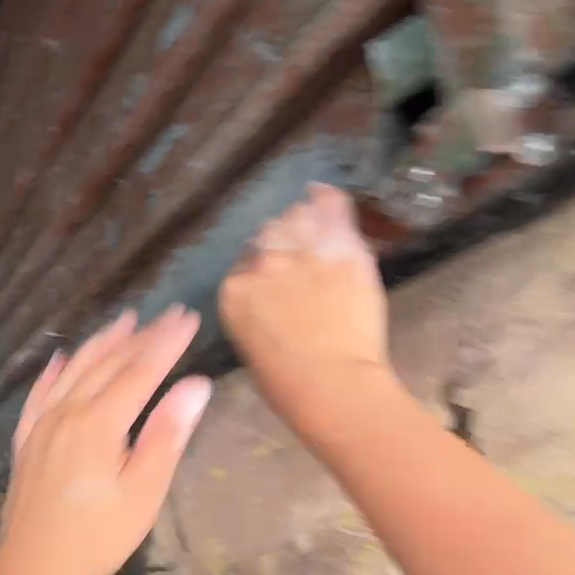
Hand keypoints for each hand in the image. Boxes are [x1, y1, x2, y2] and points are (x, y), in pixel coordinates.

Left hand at [0, 306, 212, 574]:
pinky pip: (40, 395)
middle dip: (140, 338)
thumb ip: (167, 436)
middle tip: (167, 314)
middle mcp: (66, 413)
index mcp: (99, 423)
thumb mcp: (143, 493)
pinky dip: (54, 372)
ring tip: (122, 323)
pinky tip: (60, 360)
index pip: (140, 371)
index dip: (166, 343)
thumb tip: (196, 385)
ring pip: (72, 372)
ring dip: (100, 345)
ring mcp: (41, 426)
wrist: (32, 570)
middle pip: (107, 365)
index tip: (189, 317)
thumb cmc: (96, 539)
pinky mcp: (26, 442)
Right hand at [219, 182, 389, 387]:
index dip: (261, 268)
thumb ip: (256, 310)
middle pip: (268, 235)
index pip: (245, 262)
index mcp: (233, 291)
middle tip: (297, 264)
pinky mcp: (341, 247)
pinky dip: (326, 198)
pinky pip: (330, 208)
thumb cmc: (286, 382)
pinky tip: (321, 192)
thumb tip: (269, 299)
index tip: (273, 279)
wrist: (329, 382)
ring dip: (303, 224)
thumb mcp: (252, 344)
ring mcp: (302, 250)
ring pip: (297, 217)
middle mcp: (262, 263)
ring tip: (313, 235)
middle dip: (280, 245)